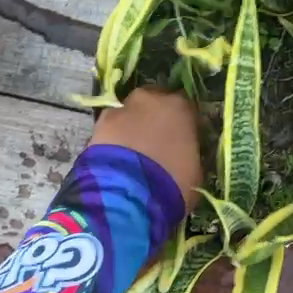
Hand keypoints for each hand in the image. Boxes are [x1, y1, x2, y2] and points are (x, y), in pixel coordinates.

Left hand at [90, 87, 202, 211]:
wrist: (129, 193)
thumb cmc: (173, 183)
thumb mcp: (195, 172)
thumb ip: (189, 154)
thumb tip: (184, 155)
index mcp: (181, 107)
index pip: (187, 110)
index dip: (184, 126)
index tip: (184, 141)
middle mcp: (151, 99)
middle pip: (155, 103)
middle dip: (156, 119)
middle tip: (157, 144)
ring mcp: (121, 109)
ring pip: (130, 114)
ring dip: (133, 127)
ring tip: (133, 154)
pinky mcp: (98, 124)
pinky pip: (111, 129)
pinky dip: (114, 139)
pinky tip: (115, 159)